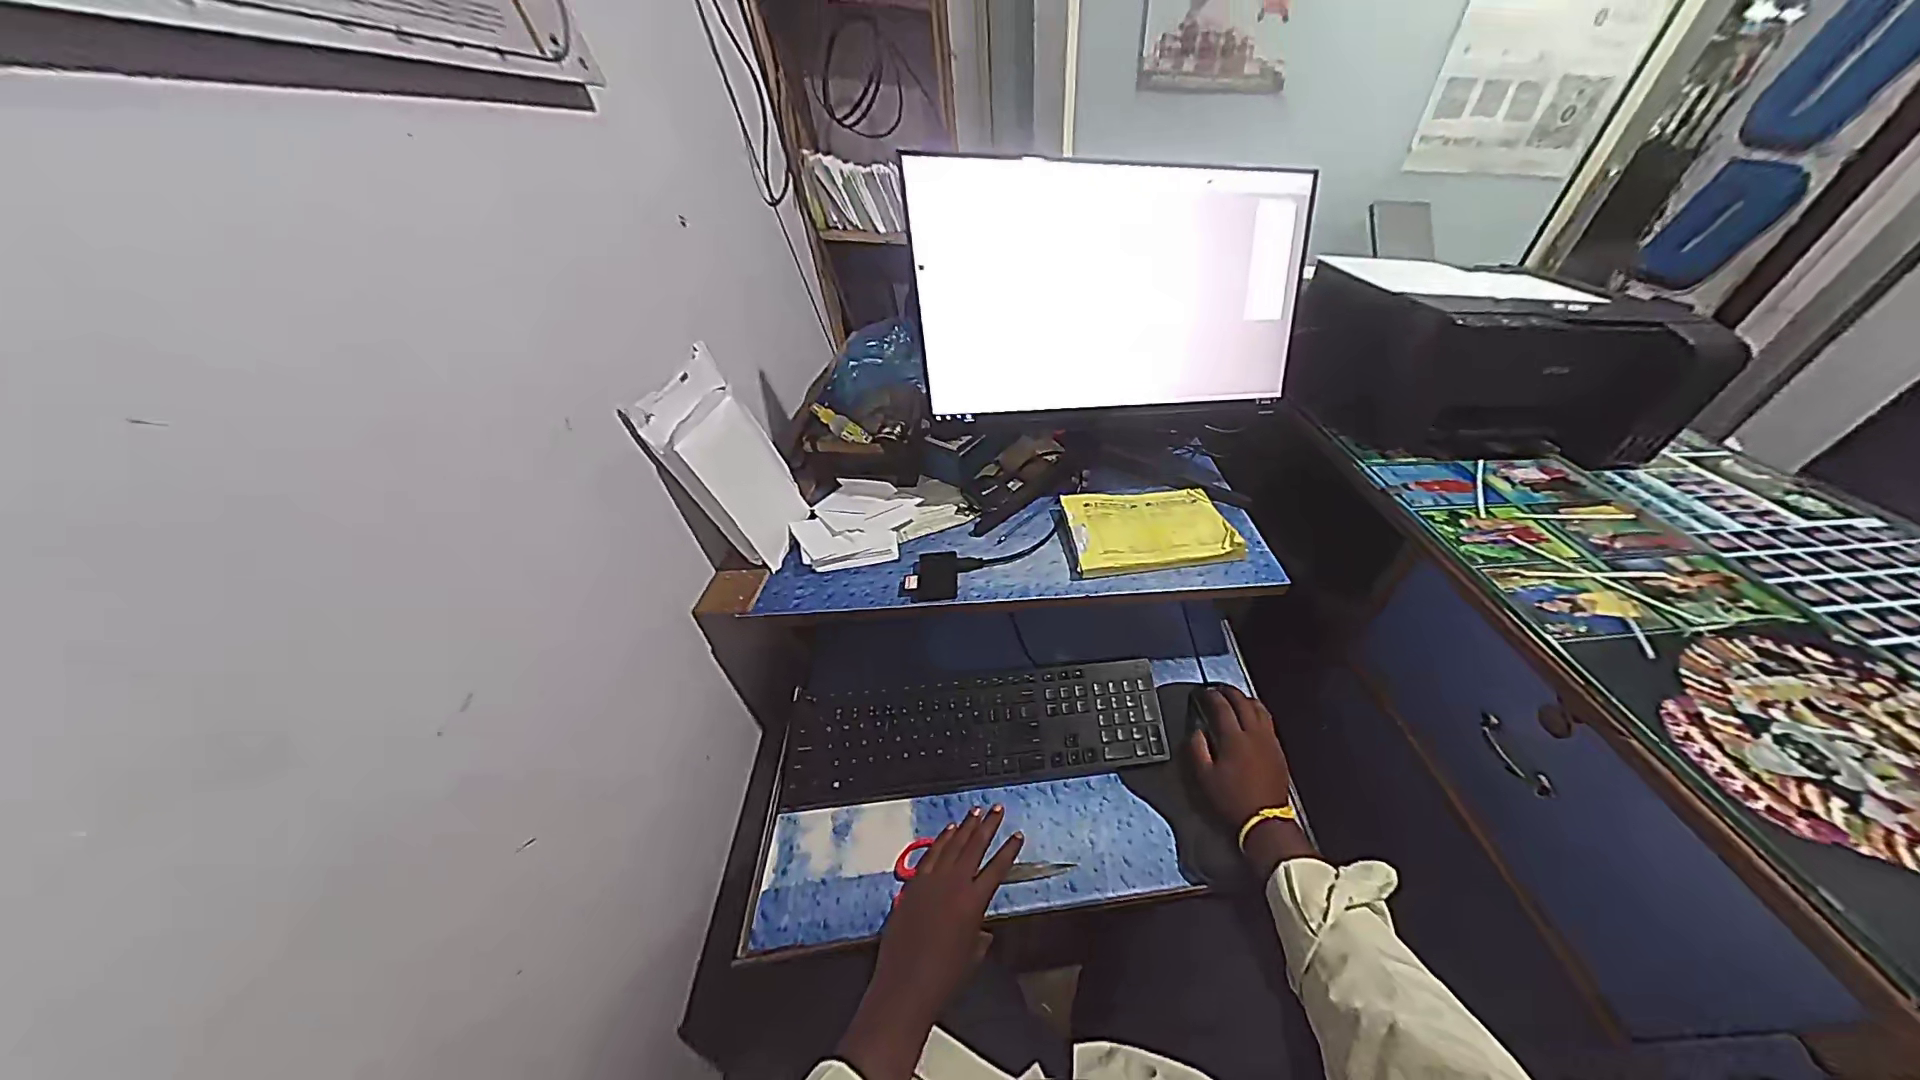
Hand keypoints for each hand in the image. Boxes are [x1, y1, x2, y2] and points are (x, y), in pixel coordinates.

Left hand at [836, 805, 1023, 1079]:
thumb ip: (979, 935)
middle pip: (975, 847)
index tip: (1018, 834)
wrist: (906, 984)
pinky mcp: (914, 884)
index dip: (1009, 850)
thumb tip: (981, 930)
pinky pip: (931, 854)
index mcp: (973, 902)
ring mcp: (932, 881)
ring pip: (952, 845)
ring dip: (965, 827)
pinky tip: (948, 831)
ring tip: (976, 811)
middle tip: (997, 809)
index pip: (997, 868)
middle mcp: (954, 885)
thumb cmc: (944, 977)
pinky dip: (941, 840)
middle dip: (988, 826)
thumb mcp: (972, 955)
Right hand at [1188, 685, 1314, 875]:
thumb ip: (1197, 749)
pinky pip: (1268, 721)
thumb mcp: (1204, 777)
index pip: (1221, 707)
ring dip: (1245, 699)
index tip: (1202, 693)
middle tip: (1217, 689)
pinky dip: (1257, 711)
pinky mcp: (1278, 750)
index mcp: (1233, 739)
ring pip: (1259, 709)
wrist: (1264, 820)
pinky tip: (1252, 716)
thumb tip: (1196, 731)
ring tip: (1235, 698)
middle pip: (1242, 703)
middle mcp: (1254, 735)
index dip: (1210, 696)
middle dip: (1228, 692)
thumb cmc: (1231, 800)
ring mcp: (1269, 741)